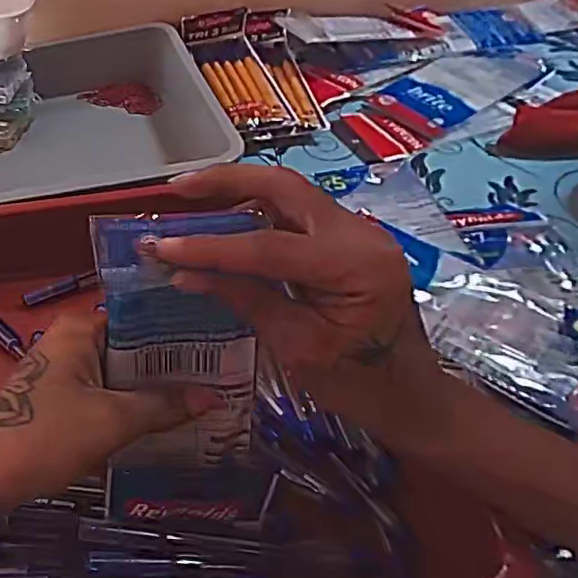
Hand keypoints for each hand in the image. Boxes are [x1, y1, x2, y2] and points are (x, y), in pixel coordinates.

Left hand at [0, 310, 218, 510]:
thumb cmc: (45, 436)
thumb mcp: (111, 421)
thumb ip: (163, 406)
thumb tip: (214, 397)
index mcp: (81, 327)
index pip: (141, 317)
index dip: (180, 332)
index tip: (221, 344)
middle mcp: (72, 339)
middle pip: (132, 346)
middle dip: (172, 365)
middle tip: (223, 376)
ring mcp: (64, 368)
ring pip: (120, 373)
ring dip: (154, 389)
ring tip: (205, 398)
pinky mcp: (60, 397)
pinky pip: (106, 393)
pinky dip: (132, 405)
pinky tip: (166, 421)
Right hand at [151, 164, 468, 452]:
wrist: (414, 395)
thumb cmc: (362, 384)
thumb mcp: (297, 347)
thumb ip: (244, 300)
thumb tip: (184, 275)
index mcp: (354, 266)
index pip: (267, 246)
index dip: (208, 246)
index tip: (163, 247)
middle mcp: (359, 234)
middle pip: (282, 187)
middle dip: (224, 182)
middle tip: (176, 188)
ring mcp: (355, 231)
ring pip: (287, 191)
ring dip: (236, 188)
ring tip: (189, 195)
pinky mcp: (345, 237)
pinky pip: (293, 210)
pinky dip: (254, 207)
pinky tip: (223, 214)